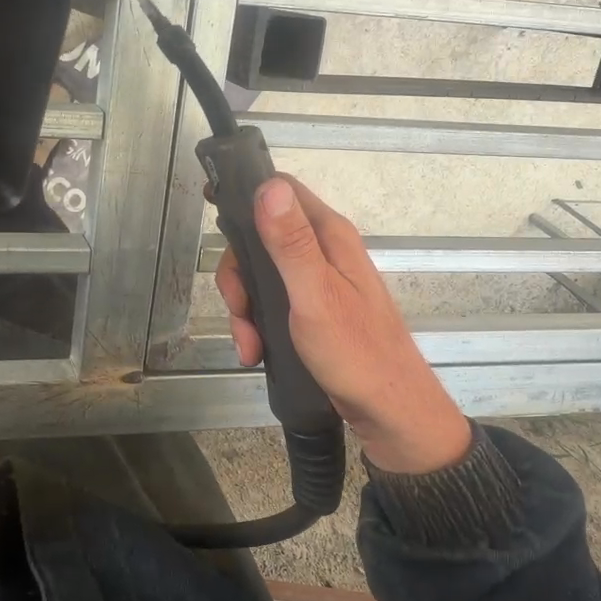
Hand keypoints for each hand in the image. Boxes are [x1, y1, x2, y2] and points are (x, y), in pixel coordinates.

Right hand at [217, 175, 471, 473]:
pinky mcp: (313, 309)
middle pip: (261, 235)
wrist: (391, 415)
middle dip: (239, 273)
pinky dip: (257, 323)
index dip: (245, 192)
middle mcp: (324, 250)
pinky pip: (272, 301)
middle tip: (238, 308)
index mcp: (329, 235)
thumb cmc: (356, 354)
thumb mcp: (314, 295)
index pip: (282, 189)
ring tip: (249, 342)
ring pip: (262, 273)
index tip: (210, 205)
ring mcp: (319, 280)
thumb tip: (269, 185)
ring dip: (245, 306)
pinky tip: (256, 349)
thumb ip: (290, 242)